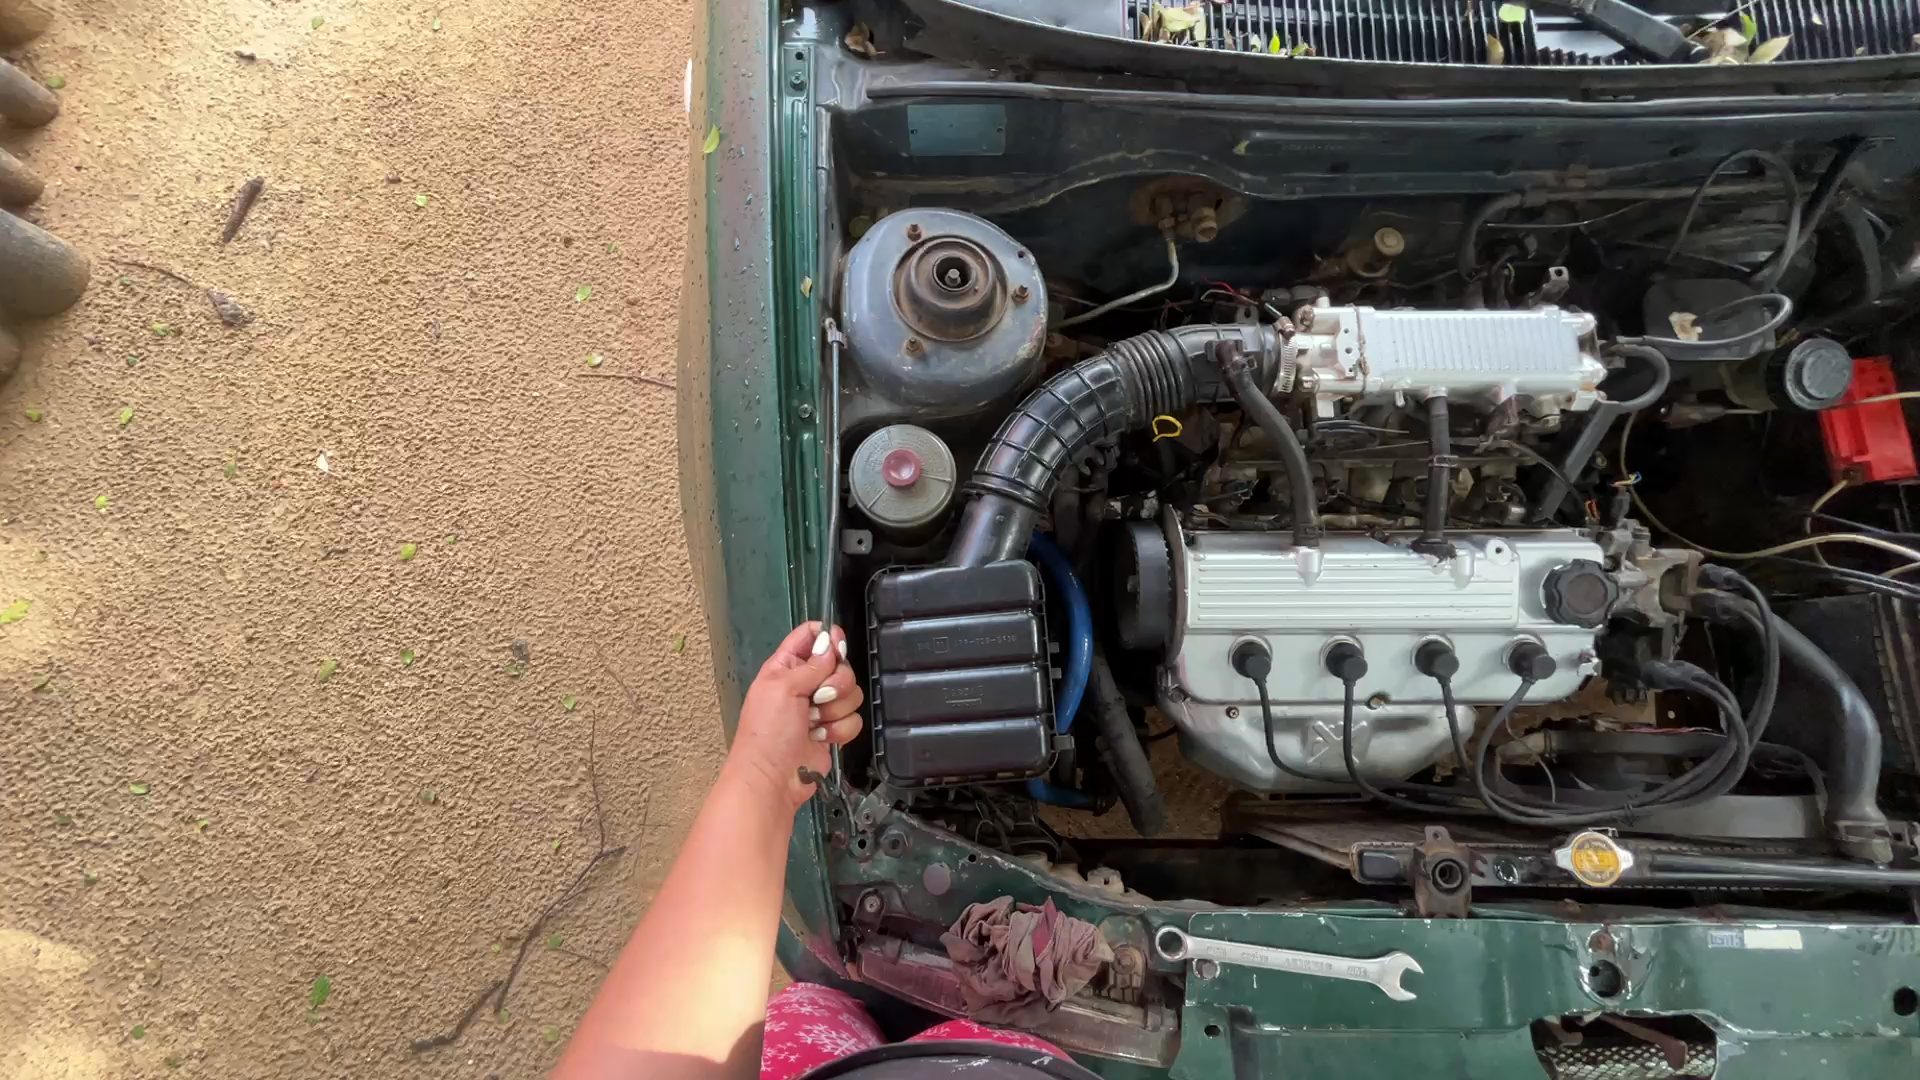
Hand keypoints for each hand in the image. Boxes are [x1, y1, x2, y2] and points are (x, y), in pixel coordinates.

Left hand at [724, 621, 863, 811]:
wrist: (772, 779)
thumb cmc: (768, 731)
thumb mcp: (782, 687)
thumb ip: (811, 664)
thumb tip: (831, 644)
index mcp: (787, 666)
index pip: (812, 635)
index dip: (829, 637)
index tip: (837, 649)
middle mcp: (806, 683)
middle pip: (840, 665)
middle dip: (836, 683)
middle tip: (818, 698)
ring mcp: (821, 707)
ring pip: (851, 693)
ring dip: (836, 710)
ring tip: (814, 723)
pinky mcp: (833, 729)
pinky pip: (854, 718)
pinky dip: (840, 730)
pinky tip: (822, 738)